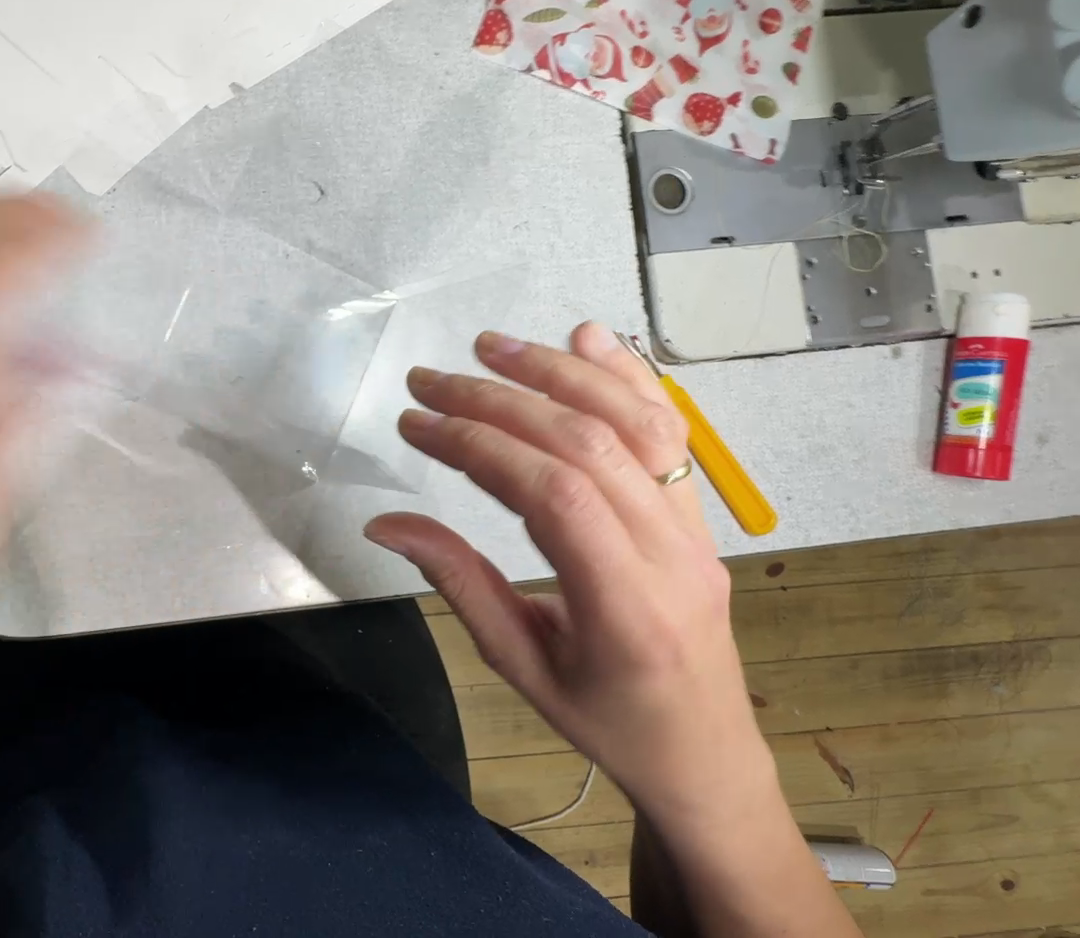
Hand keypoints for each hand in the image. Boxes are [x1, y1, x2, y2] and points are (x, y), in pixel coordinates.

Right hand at [364, 323, 770, 829]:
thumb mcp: (515, 662)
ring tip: (491, 346)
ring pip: (632, 425)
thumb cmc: (603, 718)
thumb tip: (384, 522)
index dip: (477, 445)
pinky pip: (669, 432)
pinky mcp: (698, 513)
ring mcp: (696, 527)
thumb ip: (456, 581)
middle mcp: (673, 554)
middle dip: (497, 400)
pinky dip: (626, 377)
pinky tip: (587, 338)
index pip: (551, 495)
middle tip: (427, 381)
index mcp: (625, 607)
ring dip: (557, 372)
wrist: (705, 751)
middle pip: (586, 445)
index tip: (415, 424)